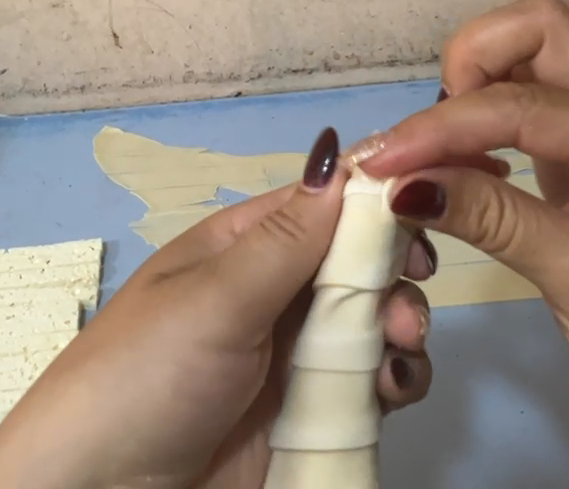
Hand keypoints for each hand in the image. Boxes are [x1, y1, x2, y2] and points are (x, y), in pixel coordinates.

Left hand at [0, 128, 436, 488]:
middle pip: (350, 265)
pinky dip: (391, 379)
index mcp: (238, 247)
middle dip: (389, 274)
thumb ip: (284, 240)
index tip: (417, 215)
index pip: (314, 207)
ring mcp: (289, 354)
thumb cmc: (151, 372)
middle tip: (407, 297)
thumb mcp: (215, 298)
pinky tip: (393, 389)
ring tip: (399, 350)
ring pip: (367, 321)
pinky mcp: (306, 412)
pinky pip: (366, 382)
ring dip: (397, 327)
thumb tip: (336, 157)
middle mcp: (269, 292)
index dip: (367, 206)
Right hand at [353, 0, 568, 488]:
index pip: (523, 106)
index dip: (445, 126)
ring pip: (530, 53)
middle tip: (432, 130)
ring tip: (437, 150)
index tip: (383, 163)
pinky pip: (525, 99)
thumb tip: (401, 184)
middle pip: (541, 28)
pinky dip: (482, 112)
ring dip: (473, 82)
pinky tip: (465, 165)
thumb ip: (492, 219)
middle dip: (471, 57)